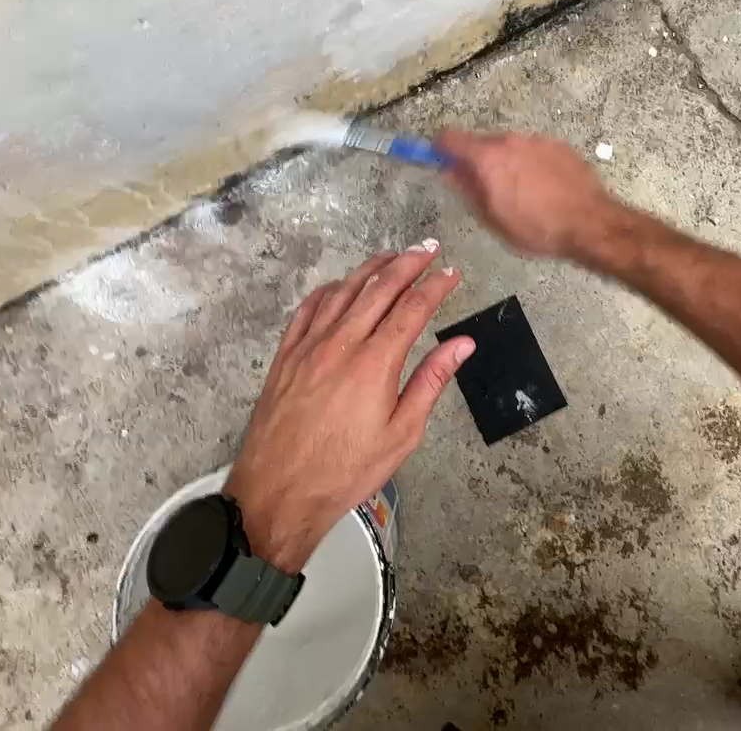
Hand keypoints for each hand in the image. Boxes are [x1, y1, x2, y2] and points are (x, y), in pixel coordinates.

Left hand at [224, 245, 473, 571]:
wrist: (277, 493)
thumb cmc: (346, 471)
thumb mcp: (401, 434)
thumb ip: (431, 381)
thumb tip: (463, 343)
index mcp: (375, 362)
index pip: (413, 308)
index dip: (435, 286)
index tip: (451, 272)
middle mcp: (341, 342)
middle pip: (379, 288)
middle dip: (408, 262)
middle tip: (428, 246)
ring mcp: (308, 345)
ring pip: (344, 290)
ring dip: (371, 268)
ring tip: (392, 255)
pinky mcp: (286, 354)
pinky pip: (308, 308)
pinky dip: (330, 289)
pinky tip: (341, 285)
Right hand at [435, 128, 620, 258]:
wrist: (589, 223)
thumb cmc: (537, 227)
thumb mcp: (492, 218)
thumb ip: (467, 189)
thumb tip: (450, 171)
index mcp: (488, 157)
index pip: (450, 138)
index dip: (440, 149)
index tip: (440, 161)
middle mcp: (511, 140)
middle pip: (482, 143)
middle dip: (478, 162)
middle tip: (485, 189)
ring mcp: (537, 140)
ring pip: (510, 147)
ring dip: (507, 163)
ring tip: (520, 193)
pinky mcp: (559, 145)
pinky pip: (534, 150)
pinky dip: (531, 164)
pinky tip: (543, 188)